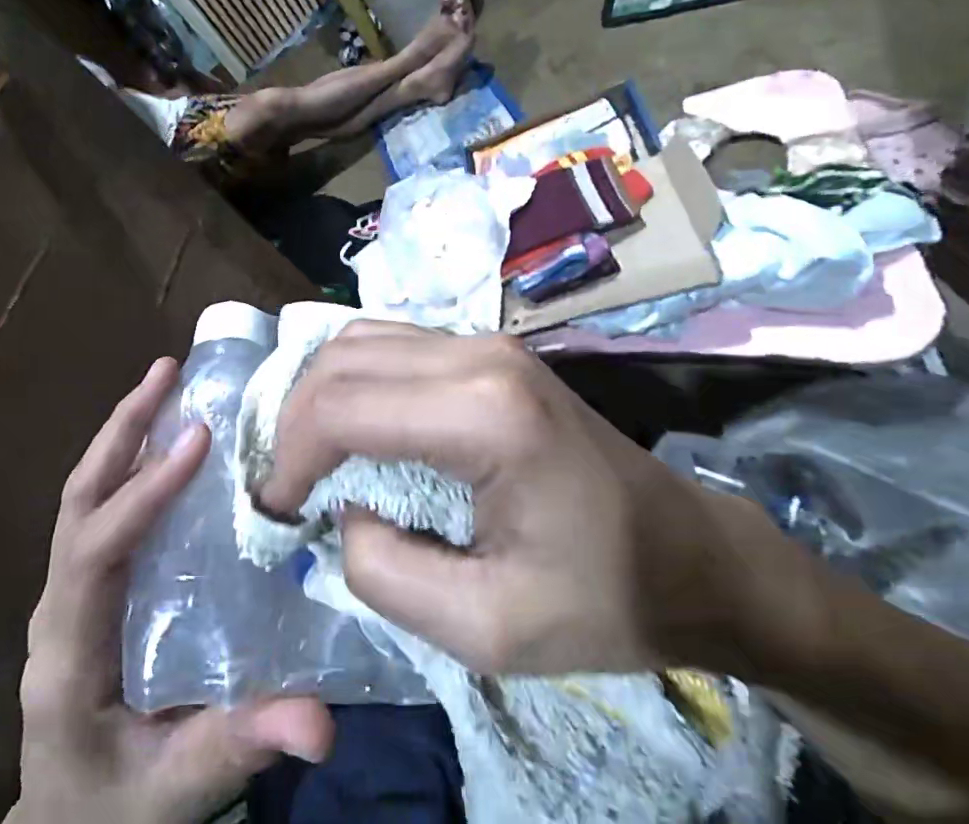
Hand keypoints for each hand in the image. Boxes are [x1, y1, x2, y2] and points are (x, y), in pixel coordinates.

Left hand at [11, 358, 333, 823]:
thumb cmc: (118, 804)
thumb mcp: (179, 787)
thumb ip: (241, 746)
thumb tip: (320, 722)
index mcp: (70, 650)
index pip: (96, 550)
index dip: (143, 492)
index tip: (197, 440)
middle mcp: (59, 608)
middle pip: (79, 501)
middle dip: (120, 431)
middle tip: (165, 373)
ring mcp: (68, 595)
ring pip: (86, 498)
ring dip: (124, 436)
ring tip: (167, 385)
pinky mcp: (89, 591)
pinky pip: (105, 514)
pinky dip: (132, 467)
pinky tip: (170, 444)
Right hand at [257, 322, 822, 678]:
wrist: (692, 556)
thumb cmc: (601, 599)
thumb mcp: (485, 627)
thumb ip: (386, 574)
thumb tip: (344, 514)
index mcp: (485, 416)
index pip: (341, 407)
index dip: (290, 457)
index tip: (276, 513)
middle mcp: (481, 356)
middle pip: (341, 360)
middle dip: (292, 423)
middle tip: (285, 488)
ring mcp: (489, 344)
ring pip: (361, 341)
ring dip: (318, 397)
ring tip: (309, 460)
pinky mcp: (492, 352)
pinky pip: (393, 346)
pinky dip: (352, 382)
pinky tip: (351, 429)